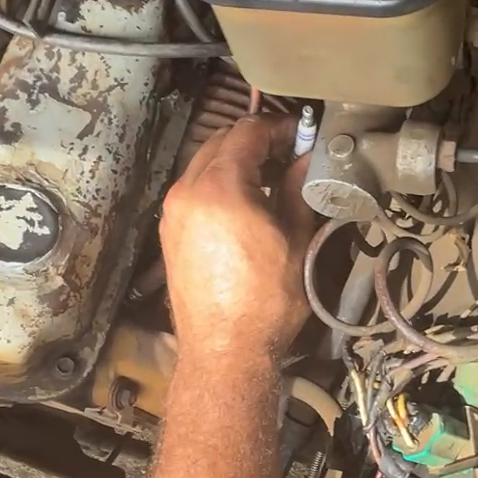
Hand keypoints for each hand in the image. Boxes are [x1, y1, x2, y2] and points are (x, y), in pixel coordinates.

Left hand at [160, 115, 312, 364]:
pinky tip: (245, 204)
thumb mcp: (296, 242)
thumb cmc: (264, 303)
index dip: (279, 127)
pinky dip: (218, 184)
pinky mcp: (170, 232)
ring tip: (270, 179)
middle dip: (256, 140)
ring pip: (204, 163)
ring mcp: (173, 212)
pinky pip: (194, 190)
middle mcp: (188, 192)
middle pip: (221, 140)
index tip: (301, 135)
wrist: (225, 350)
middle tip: (289, 154)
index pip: (248, 131)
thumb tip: (307, 162)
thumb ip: (298, 191)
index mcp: (220, 187)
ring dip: (235, 161)